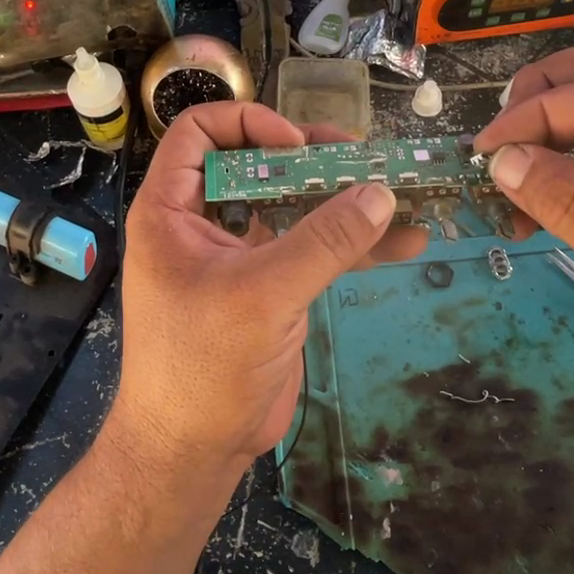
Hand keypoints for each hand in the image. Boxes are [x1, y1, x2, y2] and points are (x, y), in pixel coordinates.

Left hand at [115, 102, 427, 474]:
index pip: (199, 134)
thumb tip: (380, 193)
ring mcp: (238, 256)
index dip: (248, 124)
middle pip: (256, 166)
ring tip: (396, 192)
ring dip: (339, 201)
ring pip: (290, 207)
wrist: (193, 449)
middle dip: (310, 160)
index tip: (298, 145)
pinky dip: (350, 245)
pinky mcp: (268, 289)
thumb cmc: (203, 365)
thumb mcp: (263, 294)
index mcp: (171, 210)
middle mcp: (202, 223)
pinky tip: (402, 243)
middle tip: (360, 157)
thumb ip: (323, 241)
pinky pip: (309, 250)